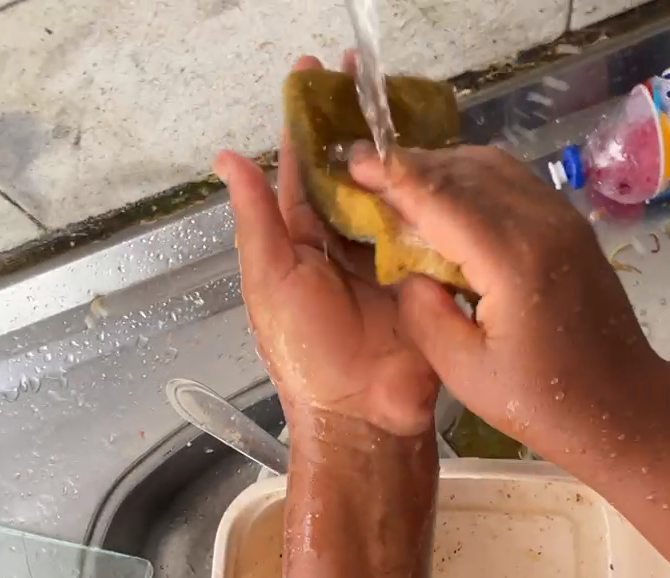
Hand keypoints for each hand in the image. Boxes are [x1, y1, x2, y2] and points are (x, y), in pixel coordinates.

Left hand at [213, 59, 438, 439]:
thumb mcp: (271, 283)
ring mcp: (386, 257)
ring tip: (404, 103)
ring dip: (395, 152)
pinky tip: (442, 156)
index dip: (305, 123)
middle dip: (356, 125)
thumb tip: (226, 159)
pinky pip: (427, 224)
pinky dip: (432, 193)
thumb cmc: (308, 353)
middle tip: (368, 76)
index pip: (301, 171)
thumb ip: (256, 220)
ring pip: (390, 192)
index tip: (314, 73)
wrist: (364, 411)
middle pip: (350, 173)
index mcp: (300, 244)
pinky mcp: (424, 273)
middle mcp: (343, 245)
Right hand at [347, 144, 669, 457]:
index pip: (442, 199)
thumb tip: (408, 271)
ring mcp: (563, 219)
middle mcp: (542, 223)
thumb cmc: (539, 403)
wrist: (619, 406)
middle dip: (413, 165)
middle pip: (467, 171)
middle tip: (368, 168)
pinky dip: (474, 182)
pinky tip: (450, 202)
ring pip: (493, 168)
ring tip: (402, 182)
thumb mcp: (464, 372)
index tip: (353, 160)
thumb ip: (424, 315)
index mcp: (513, 260)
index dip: (393, 176)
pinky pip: (514, 184)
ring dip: (444, 169)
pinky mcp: (571, 228)